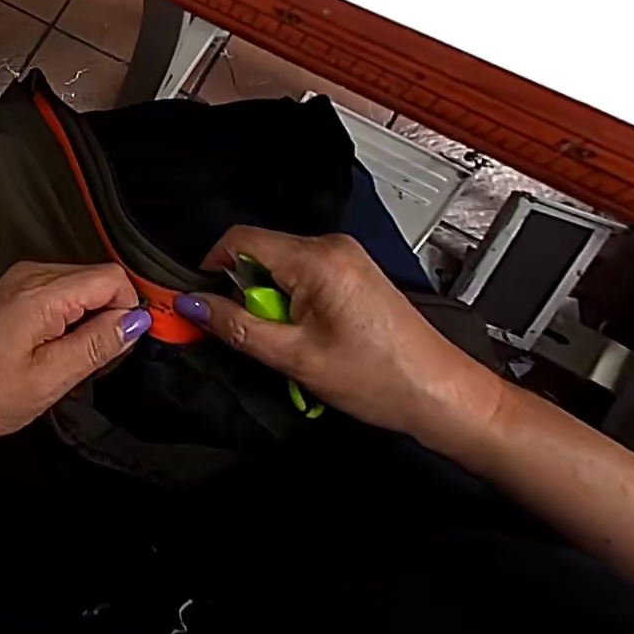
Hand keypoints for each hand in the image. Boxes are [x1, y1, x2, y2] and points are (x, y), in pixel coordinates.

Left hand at [0, 261, 151, 487]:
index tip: (121, 344)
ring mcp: (21, 279)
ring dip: (90, 318)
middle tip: (90, 359)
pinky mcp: (16, 289)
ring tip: (67, 356)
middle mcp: (31, 275)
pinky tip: (52, 346)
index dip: (128, 309)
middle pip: (99, 278)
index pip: (112, 277)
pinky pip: (62, 291)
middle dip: (108, 316)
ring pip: (83, 285)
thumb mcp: (48, 379)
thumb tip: (137, 321)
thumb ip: (97, 345)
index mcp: (40, 294)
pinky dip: (71, 316)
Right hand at [171, 226, 511, 445]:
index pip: (241, 239)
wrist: (440, 393)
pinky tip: (307, 336)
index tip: (201, 298)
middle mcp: (332, 248)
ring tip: (291, 342)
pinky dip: (290, 303)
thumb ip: (236, 326)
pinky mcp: (351, 272)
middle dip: (245, 293)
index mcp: (317, 260)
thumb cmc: (381, 378)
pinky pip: (302, 276)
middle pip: (260, 253)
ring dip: (269, 302)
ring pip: (279, 268)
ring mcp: (345, 258)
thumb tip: (193, 305)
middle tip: (258, 335)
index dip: (211, 266)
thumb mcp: (295, 357)